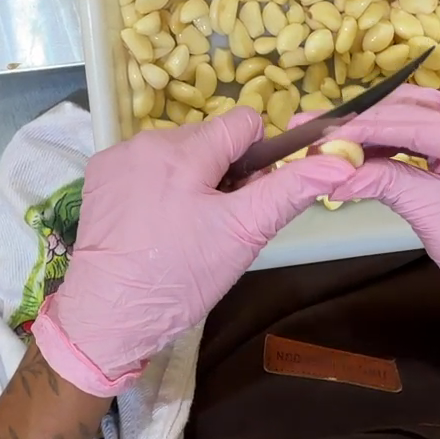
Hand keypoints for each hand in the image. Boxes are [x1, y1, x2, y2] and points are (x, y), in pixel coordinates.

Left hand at [32, 107, 353, 396]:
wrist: (106, 316)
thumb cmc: (181, 276)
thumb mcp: (243, 235)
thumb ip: (289, 190)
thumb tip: (341, 160)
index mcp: (187, 150)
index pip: (243, 122)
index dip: (256, 157)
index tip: (245, 196)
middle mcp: (149, 139)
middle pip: (209, 137)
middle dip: (220, 169)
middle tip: (213, 219)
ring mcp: (118, 154)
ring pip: (176, 149)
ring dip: (187, 174)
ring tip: (180, 224)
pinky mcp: (98, 172)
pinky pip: (143, 162)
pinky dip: (154, 182)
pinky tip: (150, 221)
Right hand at [327, 86, 439, 370]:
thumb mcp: (437, 222)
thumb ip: (387, 184)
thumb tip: (333, 173)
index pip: (413, 120)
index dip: (361, 125)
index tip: (316, 135)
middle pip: (413, 107)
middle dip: (361, 119)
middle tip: (311, 128)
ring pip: (417, 112)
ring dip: (373, 124)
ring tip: (328, 134)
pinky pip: (427, 130)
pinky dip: (393, 137)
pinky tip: (362, 146)